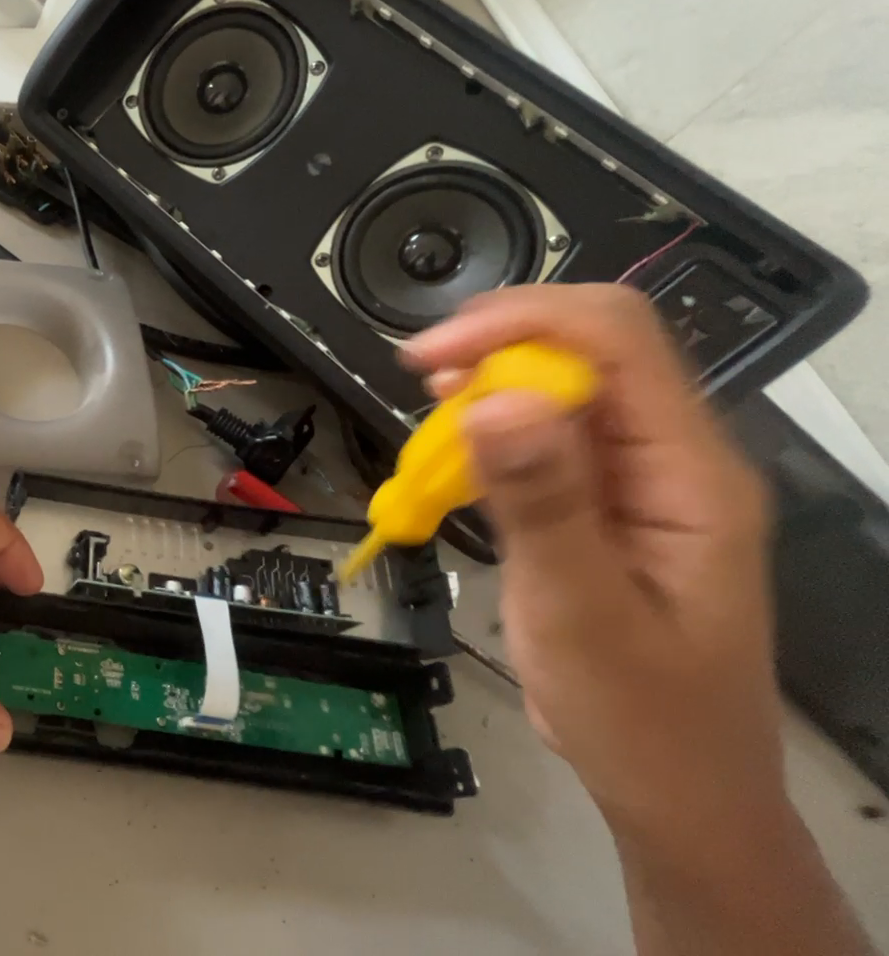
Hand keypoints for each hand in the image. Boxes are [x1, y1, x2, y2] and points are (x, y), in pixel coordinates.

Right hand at [403, 285, 782, 838]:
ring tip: (427, 420)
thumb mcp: (581, 612)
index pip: (619, 342)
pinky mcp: (600, 501)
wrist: (674, 786)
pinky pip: (543, 435)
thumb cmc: (638, 715)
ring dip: (487, 386)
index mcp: (691, 474)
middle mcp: (671, 458)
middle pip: (593, 347)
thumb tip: (500, 400)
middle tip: (420, 383)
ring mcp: (637, 479)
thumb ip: (545, 503)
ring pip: (562, 385)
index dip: (520, 324)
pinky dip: (487, 429)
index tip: (425, 360)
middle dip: (499, 345)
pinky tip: (449, 450)